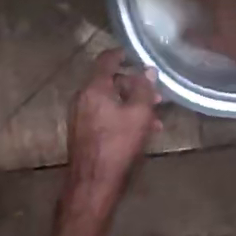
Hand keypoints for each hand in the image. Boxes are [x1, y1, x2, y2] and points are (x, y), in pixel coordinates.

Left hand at [65, 49, 161, 204]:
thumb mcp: (139, 114)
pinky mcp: (82, 131)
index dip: (123, 53)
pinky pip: (103, 114)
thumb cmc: (118, 145)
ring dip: (130, 104)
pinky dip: (120, 115)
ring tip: (154, 117)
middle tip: (156, 95)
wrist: (93, 182)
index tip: (138, 54)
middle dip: (134, 85)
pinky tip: (139, 131)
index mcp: (94, 88)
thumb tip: (147, 71)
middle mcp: (82, 97)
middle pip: (109, 81)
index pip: (107, 59)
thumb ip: (144, 89)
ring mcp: (79, 115)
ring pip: (108, 100)